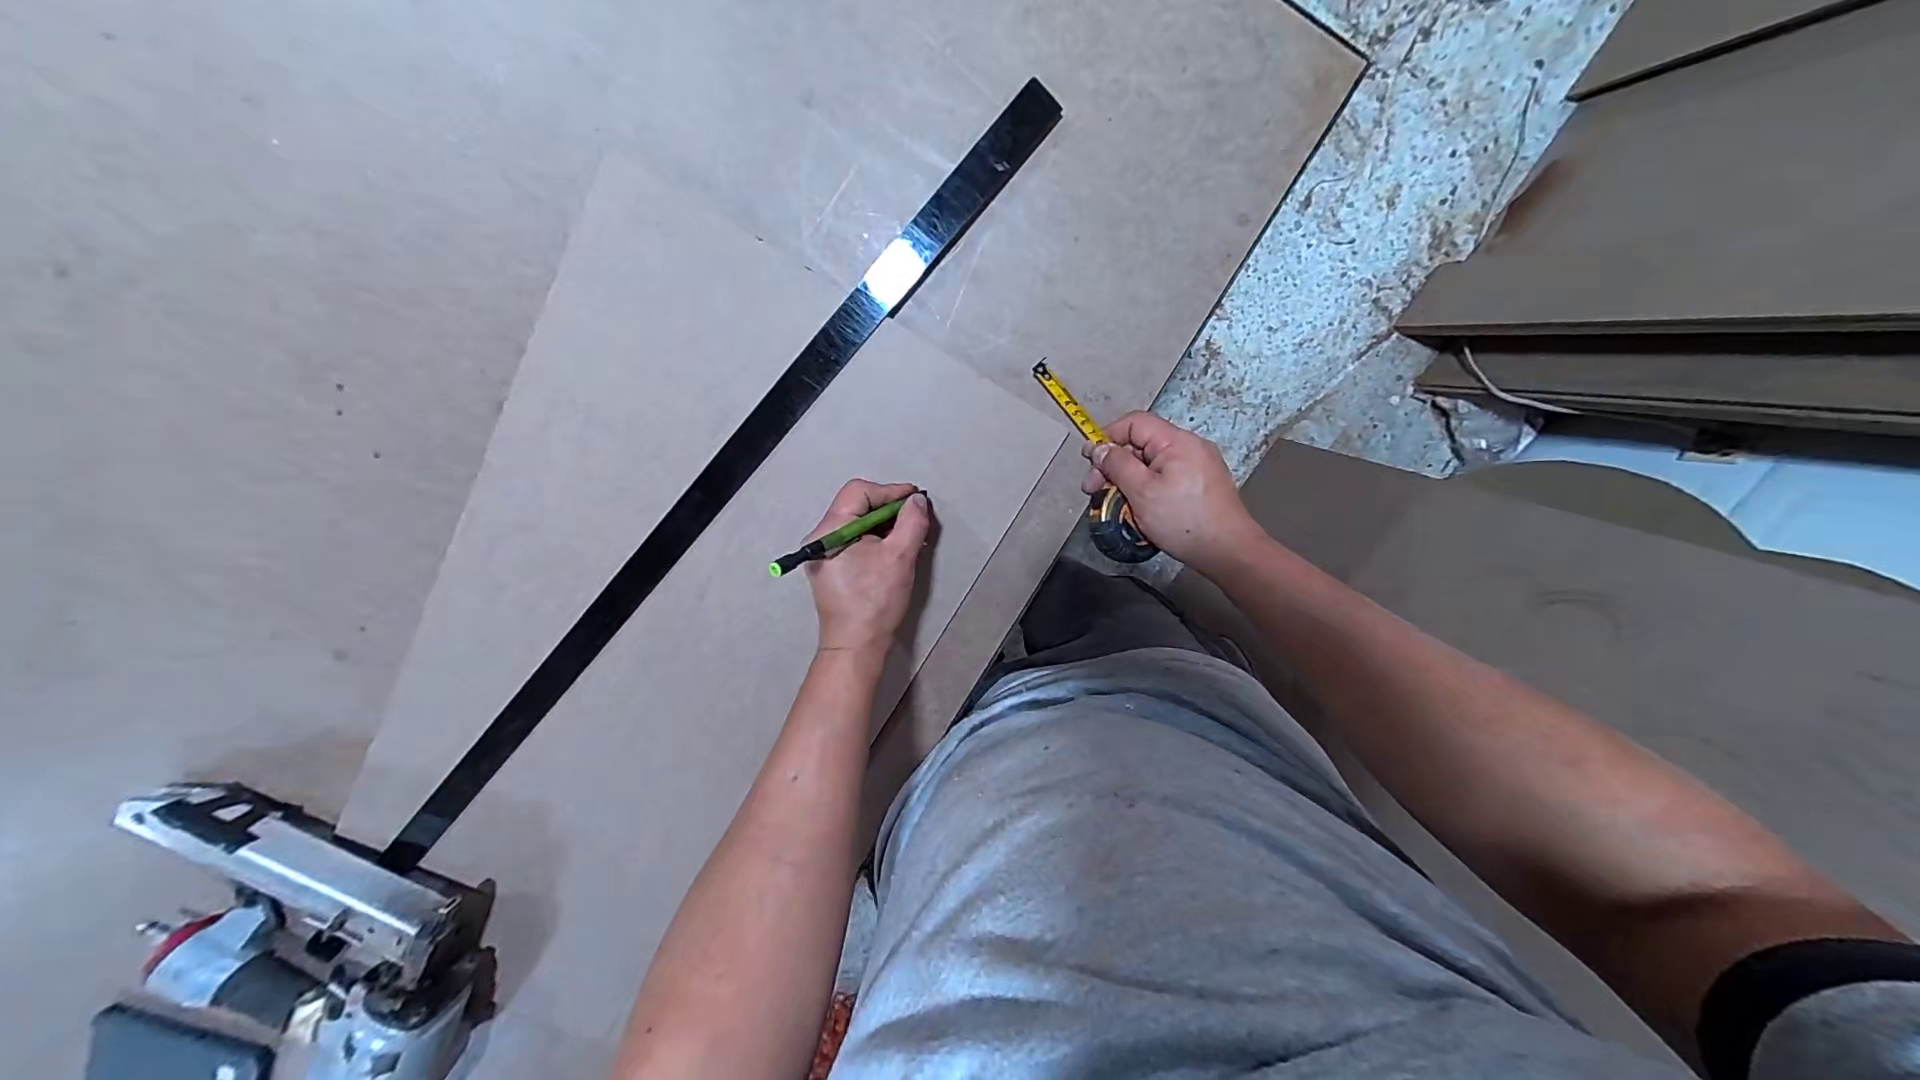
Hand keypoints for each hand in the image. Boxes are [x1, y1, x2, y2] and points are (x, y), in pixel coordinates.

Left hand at [802, 480, 931, 655]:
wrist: (856, 645)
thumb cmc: (872, 604)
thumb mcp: (900, 556)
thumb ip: (912, 521)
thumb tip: (916, 502)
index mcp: (829, 530)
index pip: (859, 492)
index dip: (890, 492)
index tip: (914, 499)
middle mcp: (821, 538)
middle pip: (858, 505)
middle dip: (889, 508)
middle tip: (915, 517)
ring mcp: (825, 554)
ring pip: (859, 524)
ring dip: (886, 525)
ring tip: (910, 537)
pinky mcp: (834, 568)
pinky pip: (856, 541)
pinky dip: (878, 540)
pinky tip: (897, 551)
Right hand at [1081, 412, 1265, 574]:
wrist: (1227, 551)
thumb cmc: (1186, 522)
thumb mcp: (1141, 491)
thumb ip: (1117, 465)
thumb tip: (1100, 448)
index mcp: (1177, 441)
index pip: (1134, 423)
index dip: (1107, 437)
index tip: (1091, 460)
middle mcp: (1190, 447)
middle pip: (1141, 444)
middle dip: (1114, 465)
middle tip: (1095, 489)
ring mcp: (1197, 465)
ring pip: (1151, 464)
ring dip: (1127, 480)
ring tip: (1115, 504)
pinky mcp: (1200, 484)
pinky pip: (1165, 477)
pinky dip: (1146, 489)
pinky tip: (1137, 509)